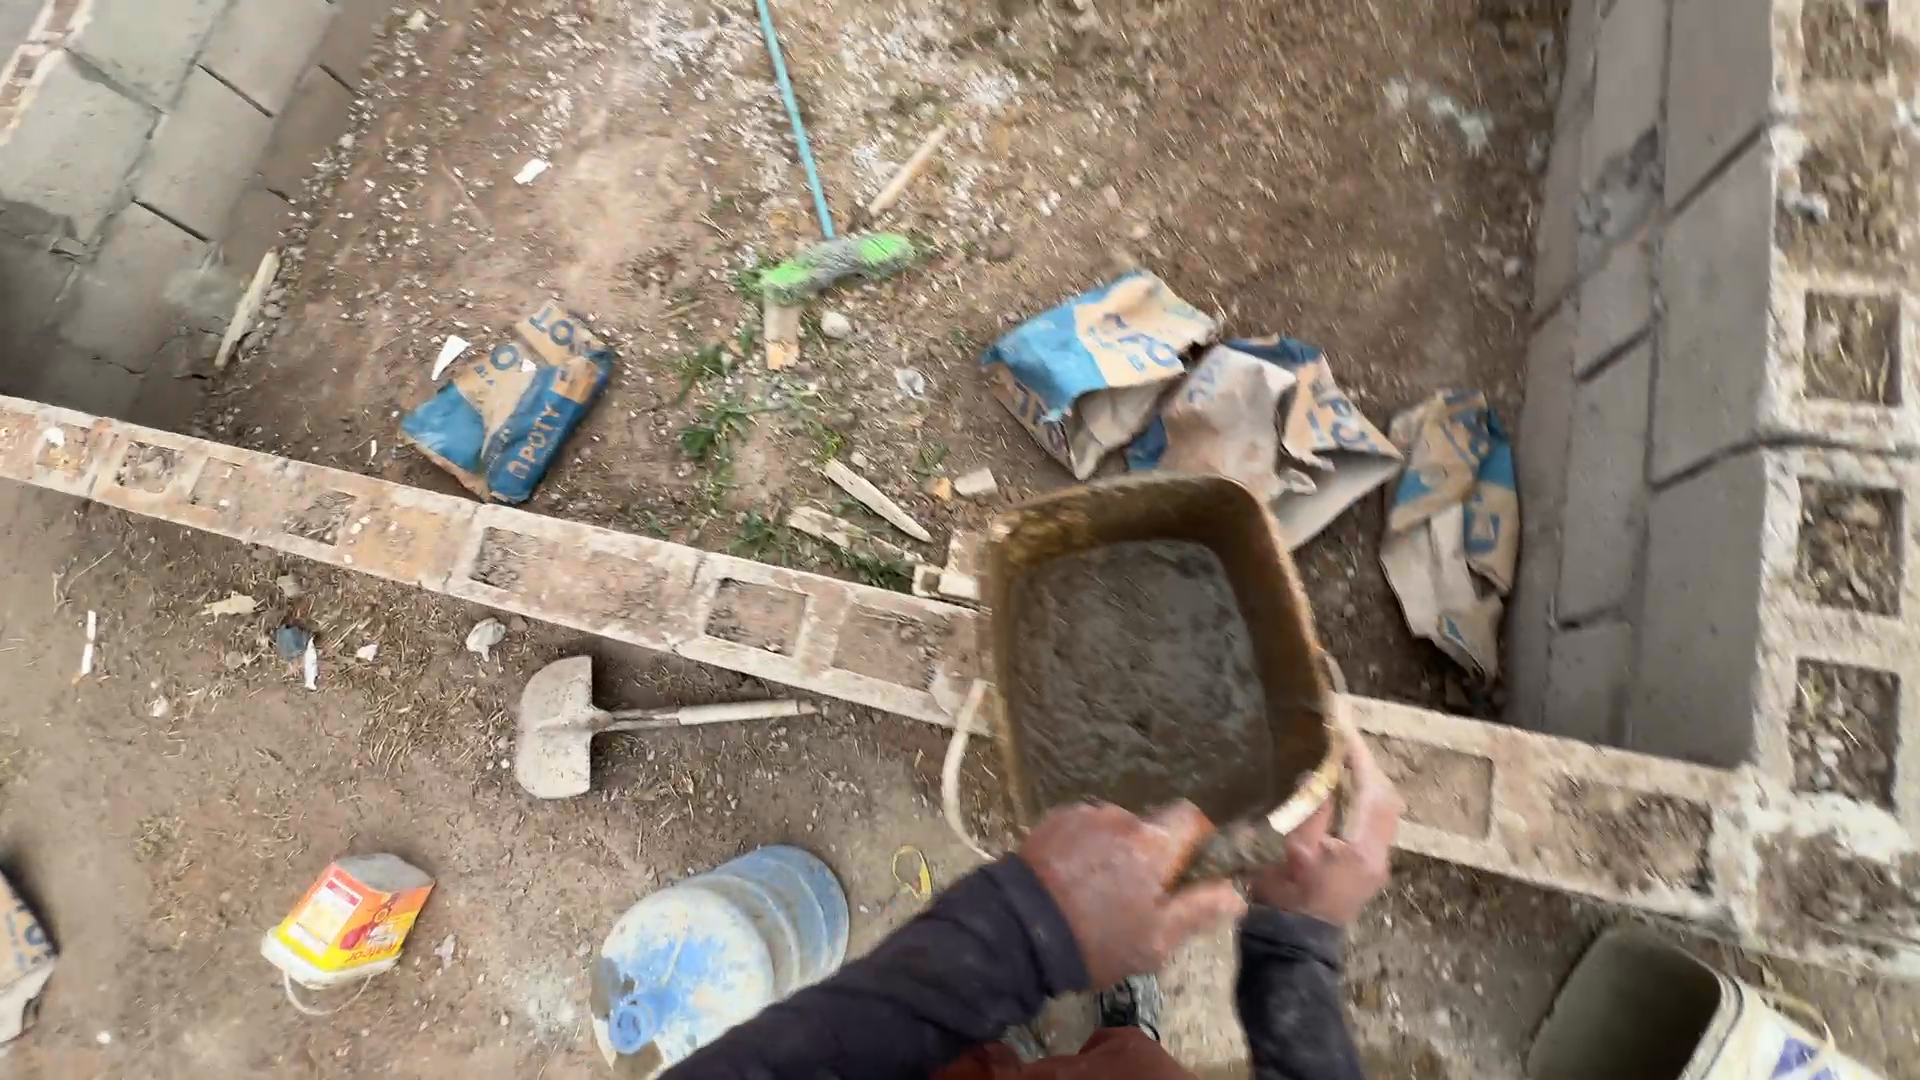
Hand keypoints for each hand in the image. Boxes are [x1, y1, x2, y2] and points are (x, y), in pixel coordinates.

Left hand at [1018, 800, 1246, 988]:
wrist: (1022, 929)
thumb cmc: (1098, 940)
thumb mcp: (1157, 939)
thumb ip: (1200, 910)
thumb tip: (1237, 893)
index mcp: (1153, 844)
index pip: (1191, 817)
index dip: (1197, 837)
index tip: (1189, 865)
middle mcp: (1121, 817)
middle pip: (1150, 826)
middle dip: (1150, 852)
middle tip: (1136, 893)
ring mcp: (1084, 814)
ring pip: (1115, 827)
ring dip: (1115, 849)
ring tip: (1096, 888)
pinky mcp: (1055, 817)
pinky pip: (1084, 827)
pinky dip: (1085, 845)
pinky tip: (1072, 877)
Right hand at [1250, 726, 1404, 926]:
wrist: (1291, 942)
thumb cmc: (1286, 895)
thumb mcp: (1292, 847)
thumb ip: (1309, 808)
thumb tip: (1316, 770)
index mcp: (1363, 849)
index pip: (1373, 792)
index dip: (1358, 757)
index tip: (1341, 727)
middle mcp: (1379, 855)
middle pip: (1386, 799)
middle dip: (1365, 765)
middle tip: (1340, 737)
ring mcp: (1374, 863)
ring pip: (1381, 810)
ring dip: (1364, 780)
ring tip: (1338, 755)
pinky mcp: (1363, 867)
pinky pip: (1370, 820)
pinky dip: (1358, 796)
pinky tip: (1336, 786)